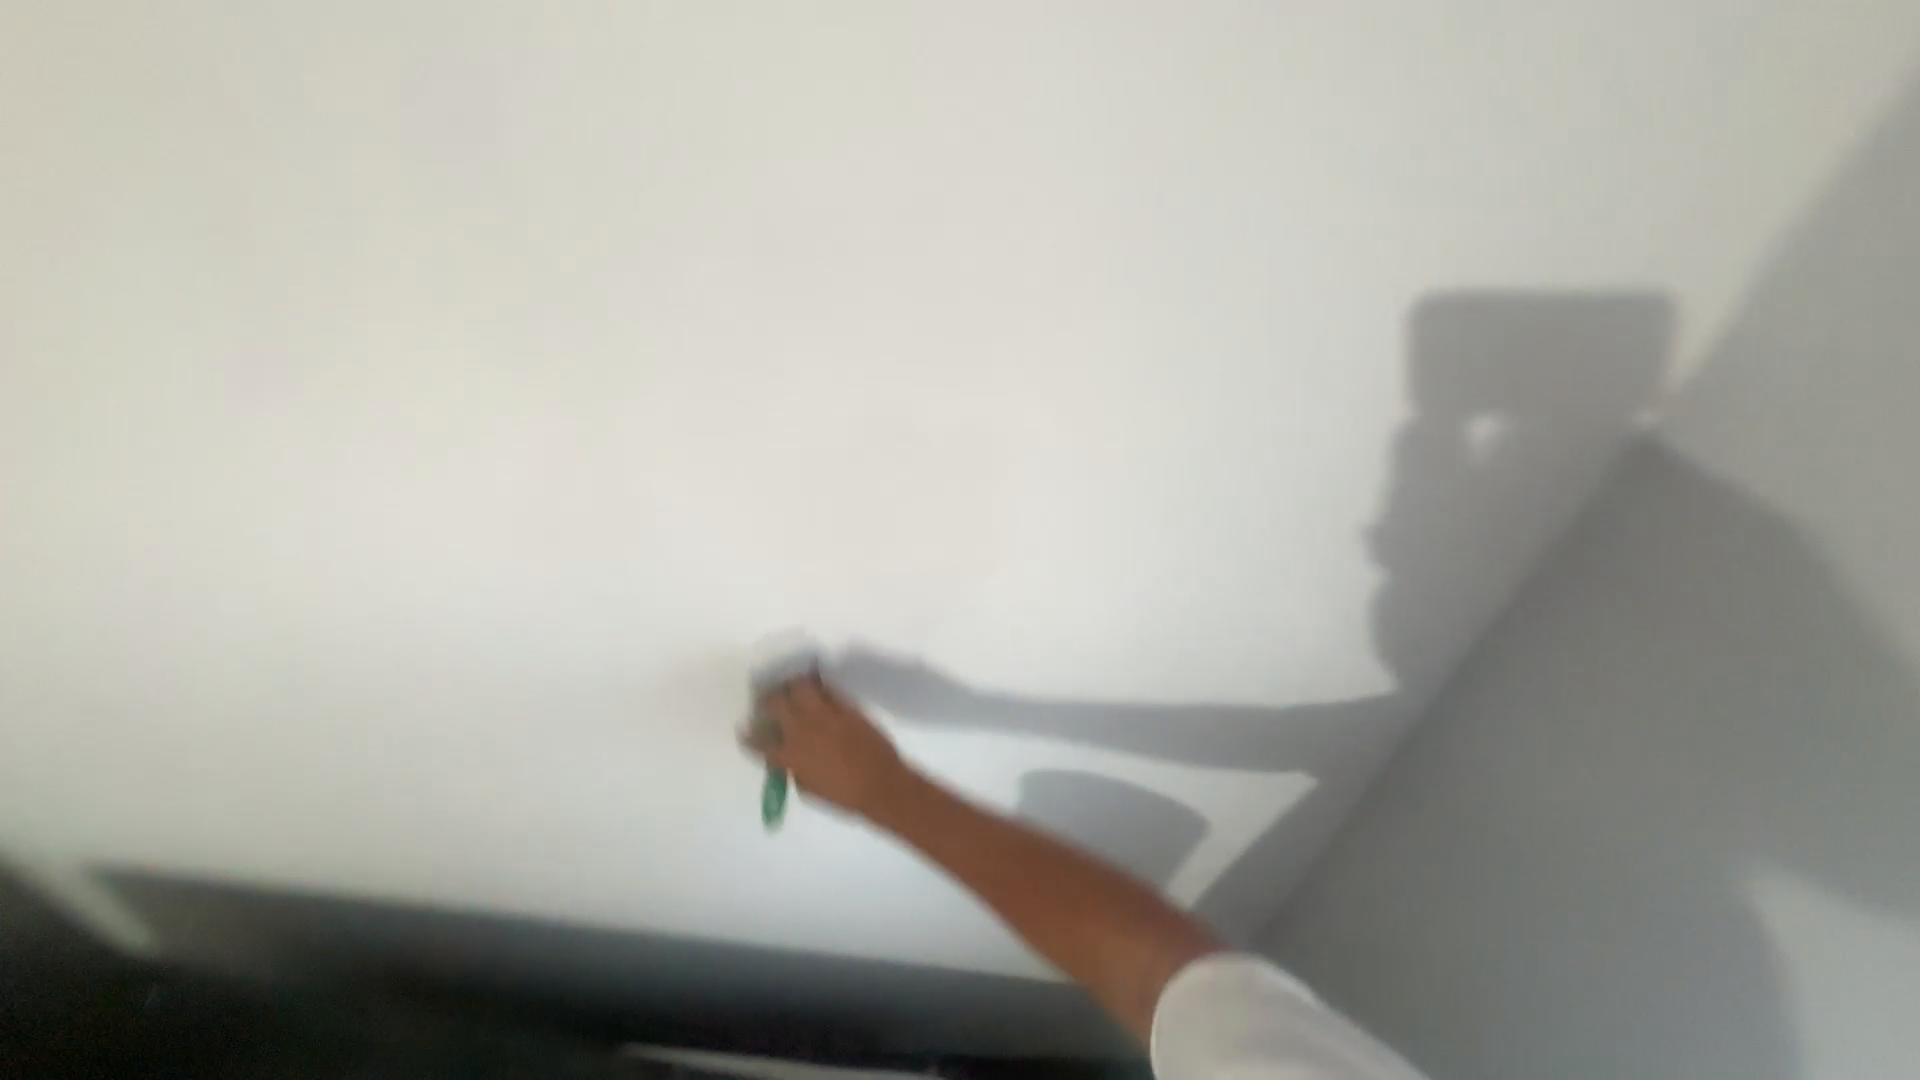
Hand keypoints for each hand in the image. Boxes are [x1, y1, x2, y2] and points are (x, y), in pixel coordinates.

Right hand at [744, 674, 911, 819]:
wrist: (880, 784)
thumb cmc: (843, 796)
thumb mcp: (808, 789)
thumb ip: (793, 769)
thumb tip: (787, 759)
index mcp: (789, 756)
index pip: (758, 741)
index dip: (749, 735)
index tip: (746, 730)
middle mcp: (802, 729)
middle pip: (774, 703)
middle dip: (767, 701)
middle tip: (769, 702)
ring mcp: (823, 714)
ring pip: (798, 687)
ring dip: (791, 687)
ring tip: (791, 689)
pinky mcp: (844, 706)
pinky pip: (826, 689)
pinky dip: (817, 687)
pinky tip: (815, 689)